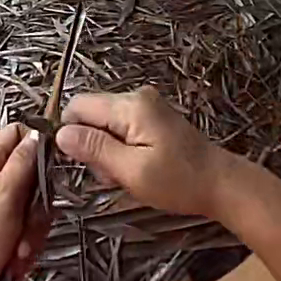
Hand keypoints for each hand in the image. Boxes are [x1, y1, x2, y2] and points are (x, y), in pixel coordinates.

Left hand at [0, 123, 47, 280]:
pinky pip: (27, 231)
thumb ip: (25, 161)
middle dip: (38, 203)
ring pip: (34, 207)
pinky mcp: (1, 233)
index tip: (51, 166)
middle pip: (33, 175)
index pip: (17, 134)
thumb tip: (37, 133)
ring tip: (18, 247)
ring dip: (32, 230)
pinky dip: (25, 246)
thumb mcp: (4, 193)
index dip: (38, 145)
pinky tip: (14, 260)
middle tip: (28, 218)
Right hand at [56, 86, 241, 217]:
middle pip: (91, 113)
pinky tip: (135, 167)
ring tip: (126, 174)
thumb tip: (60, 133)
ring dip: (106, 150)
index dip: (70, 132)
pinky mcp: (152, 116)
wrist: (221, 183)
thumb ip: (95, 149)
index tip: (80, 162)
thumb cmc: (178, 181)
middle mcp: (136, 96)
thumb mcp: (131, 170)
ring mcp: (146, 105)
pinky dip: (120, 148)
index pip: (78, 105)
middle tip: (111, 174)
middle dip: (91, 145)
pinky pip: (121, 127)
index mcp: (130, 106)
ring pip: (104, 122)